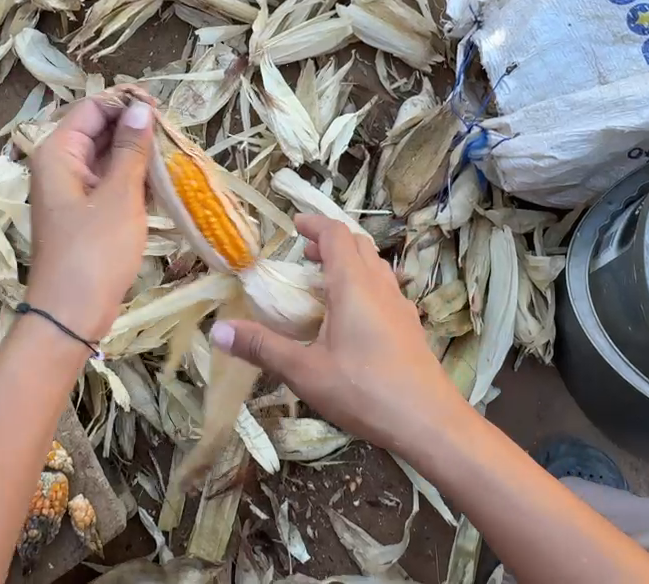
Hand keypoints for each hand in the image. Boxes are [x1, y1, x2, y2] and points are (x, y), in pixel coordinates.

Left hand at [25, 93, 154, 340]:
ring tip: (174, 154)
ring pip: (108, 155)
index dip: (126, 102)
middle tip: (174, 132)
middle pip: (100, 129)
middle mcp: (61, 165)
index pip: (93, 107)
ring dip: (139, 153)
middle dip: (136, 127)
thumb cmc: (94, 252)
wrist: (71, 315)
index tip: (163, 108)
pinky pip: (111, 181)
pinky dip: (134, 177)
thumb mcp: (120, 195)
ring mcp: (73, 190)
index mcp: (58, 152)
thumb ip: (131, 148)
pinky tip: (163, 180)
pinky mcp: (86, 211)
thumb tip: (141, 108)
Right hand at [212, 214, 469, 454]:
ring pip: (375, 266)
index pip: (335, 234)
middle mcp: (380, 286)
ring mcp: (400, 306)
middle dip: (330, 241)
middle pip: (358, 244)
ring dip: (349, 261)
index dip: (314, 224)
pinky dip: (364, 284)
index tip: (293, 225)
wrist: (431, 423)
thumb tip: (218, 330)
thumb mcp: (305, 372)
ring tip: (325, 281)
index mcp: (353, 284)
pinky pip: (385, 289)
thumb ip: (262, 348)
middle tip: (304, 252)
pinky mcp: (410, 327)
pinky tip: (353, 317)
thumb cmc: (365, 391)